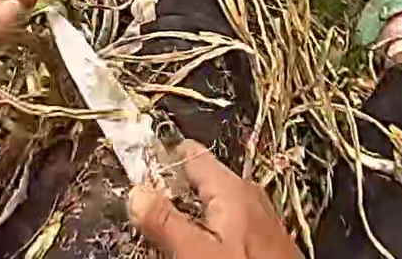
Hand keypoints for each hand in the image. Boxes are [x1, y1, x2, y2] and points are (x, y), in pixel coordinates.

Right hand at [129, 140, 301, 258]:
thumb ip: (165, 222)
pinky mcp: (267, 246)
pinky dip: (211, 235)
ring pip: (213, 206)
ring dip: (190, 219)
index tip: (137, 182)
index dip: (160, 162)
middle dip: (172, 196)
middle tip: (149, 220)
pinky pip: (230, 227)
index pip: (188, 153)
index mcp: (231, 186)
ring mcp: (261, 221)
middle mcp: (247, 194)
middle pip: (198, 180)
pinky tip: (202, 254)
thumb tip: (134, 191)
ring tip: (170, 241)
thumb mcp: (199, 256)